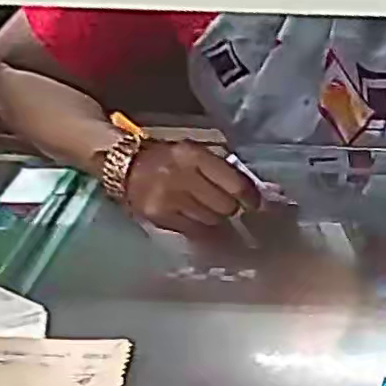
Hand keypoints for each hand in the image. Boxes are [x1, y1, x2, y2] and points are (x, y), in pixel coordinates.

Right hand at [120, 140, 259, 238]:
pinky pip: (196, 231)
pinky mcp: (161, 217)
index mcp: (192, 155)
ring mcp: (169, 199)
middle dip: (230, 208)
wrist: (120, 163)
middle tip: (224, 205)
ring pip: (213, 221)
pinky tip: (195, 219)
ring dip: (215, 218)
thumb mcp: (196, 154)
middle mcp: (181, 176)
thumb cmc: (167, 159)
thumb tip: (266, 194)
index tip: (255, 204)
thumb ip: (227, 172)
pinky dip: (201, 228)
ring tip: (204, 208)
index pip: (235, 184)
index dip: (250, 198)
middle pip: (227, 207)